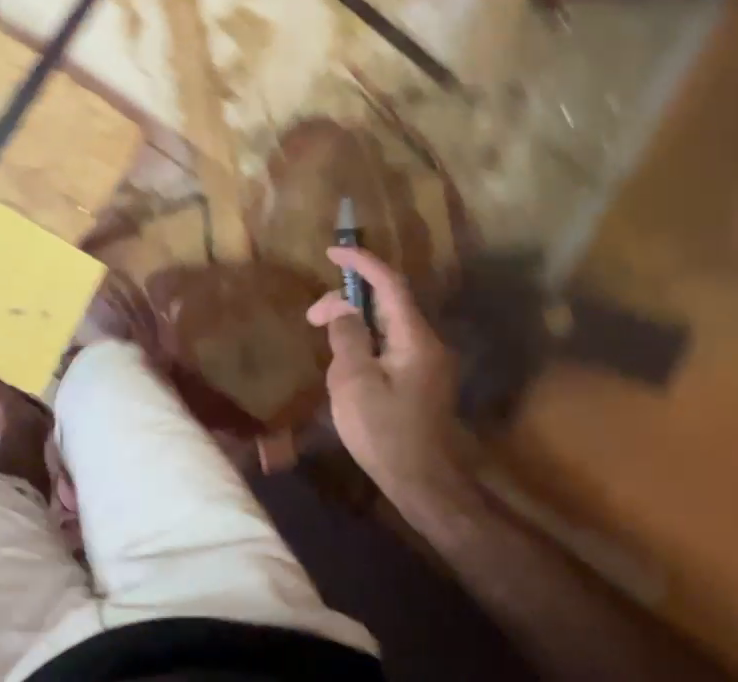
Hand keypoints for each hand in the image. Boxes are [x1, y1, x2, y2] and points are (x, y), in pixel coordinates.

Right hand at [306, 247, 466, 508]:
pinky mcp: (420, 381)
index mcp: (415, 338)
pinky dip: (363, 341)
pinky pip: (388, 346)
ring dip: (353, 323)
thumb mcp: (354, 380)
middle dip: (347, 300)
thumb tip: (342, 309)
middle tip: (311, 317)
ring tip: (323, 342)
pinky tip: (344, 362)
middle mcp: (427, 344)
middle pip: (387, 304)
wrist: (423, 483)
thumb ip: (348, 336)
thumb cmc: (385, 431)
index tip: (332, 253)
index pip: (390, 284)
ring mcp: (426, 364)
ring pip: (386, 326)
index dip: (361, 263)